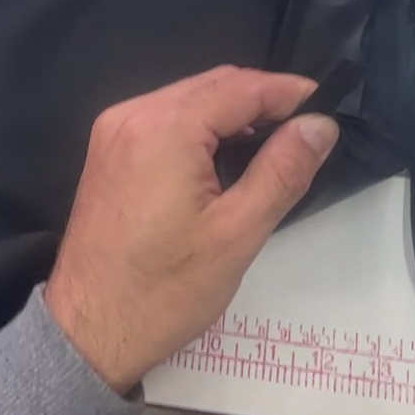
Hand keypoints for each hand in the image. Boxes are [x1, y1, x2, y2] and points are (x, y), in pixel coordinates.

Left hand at [45, 66, 339, 392]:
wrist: (88, 330)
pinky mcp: (107, 151)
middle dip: (261, 99)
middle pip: (210, 85)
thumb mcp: (237, 232)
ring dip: (230, 111)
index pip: (238, 87)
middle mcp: (131, 114)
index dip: (287, 91)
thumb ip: (283, 169)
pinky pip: (163, 118)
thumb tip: (320, 125)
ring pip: (187, 98)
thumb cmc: (165, 290)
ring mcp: (113, 131)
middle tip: (306, 128)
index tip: (325, 106)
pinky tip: (225, 153)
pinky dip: (199, 126)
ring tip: (274, 142)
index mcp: (162, 128)